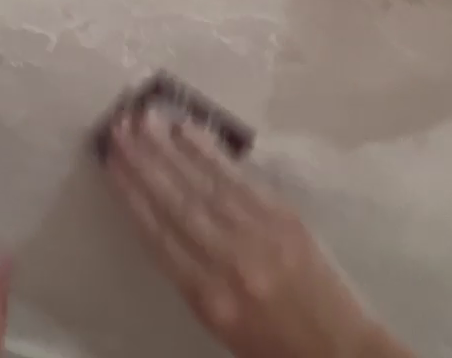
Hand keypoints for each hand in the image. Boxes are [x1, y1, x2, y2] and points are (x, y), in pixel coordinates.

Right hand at [103, 110, 412, 357]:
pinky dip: (209, 151)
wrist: (342, 352)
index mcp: (209, 298)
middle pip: (176, 203)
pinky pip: (238, 178)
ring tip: (143, 117)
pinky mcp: (284, 216)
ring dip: (168, 147)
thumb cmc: (272, 344)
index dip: (131, 195)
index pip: (158, 236)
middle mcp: (230, 262)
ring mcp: (259, 234)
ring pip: (203, 183)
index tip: (109, 162)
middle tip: (118, 126)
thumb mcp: (219, 322)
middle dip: (142, 162)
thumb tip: (158, 215)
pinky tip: (187, 130)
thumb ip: (189, 273)